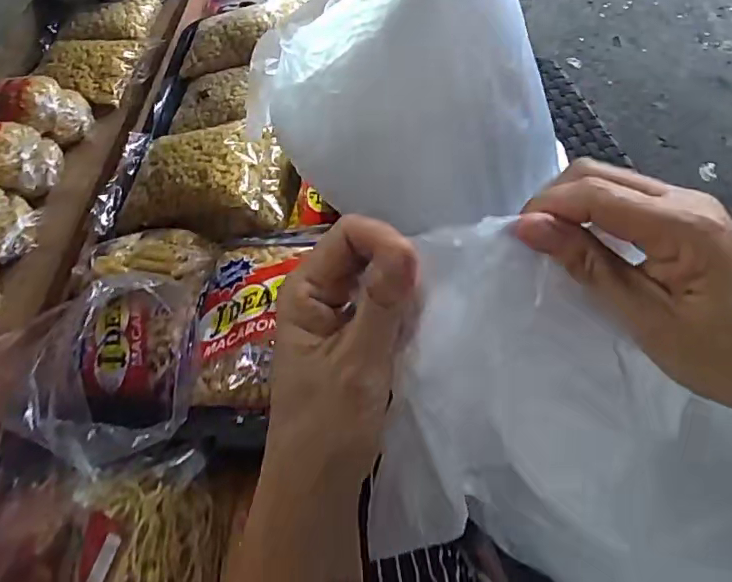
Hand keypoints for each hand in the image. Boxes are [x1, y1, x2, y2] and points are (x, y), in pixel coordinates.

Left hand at [266, 214, 418, 486]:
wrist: (317, 496)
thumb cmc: (328, 432)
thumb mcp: (358, 364)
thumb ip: (382, 303)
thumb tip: (407, 245)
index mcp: (304, 290)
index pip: (347, 234)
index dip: (382, 239)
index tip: (416, 267)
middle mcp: (319, 293)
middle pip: (363, 249)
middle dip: (396, 261)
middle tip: (427, 290)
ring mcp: (337, 314)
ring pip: (377, 275)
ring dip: (403, 285)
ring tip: (426, 308)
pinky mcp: (356, 336)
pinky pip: (385, 302)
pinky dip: (405, 307)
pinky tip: (420, 324)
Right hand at [516, 160, 731, 422]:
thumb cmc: (722, 358)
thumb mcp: (647, 319)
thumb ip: (588, 265)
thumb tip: (530, 227)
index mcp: (683, 223)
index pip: (597, 193)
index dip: (549, 206)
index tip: (516, 235)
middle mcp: (686, 197)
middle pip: (600, 173)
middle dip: (556, 198)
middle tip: (531, 238)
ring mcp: (690, 201)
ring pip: (612, 178)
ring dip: (574, 201)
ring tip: (551, 239)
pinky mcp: (689, 212)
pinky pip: (629, 195)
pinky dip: (597, 208)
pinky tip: (585, 236)